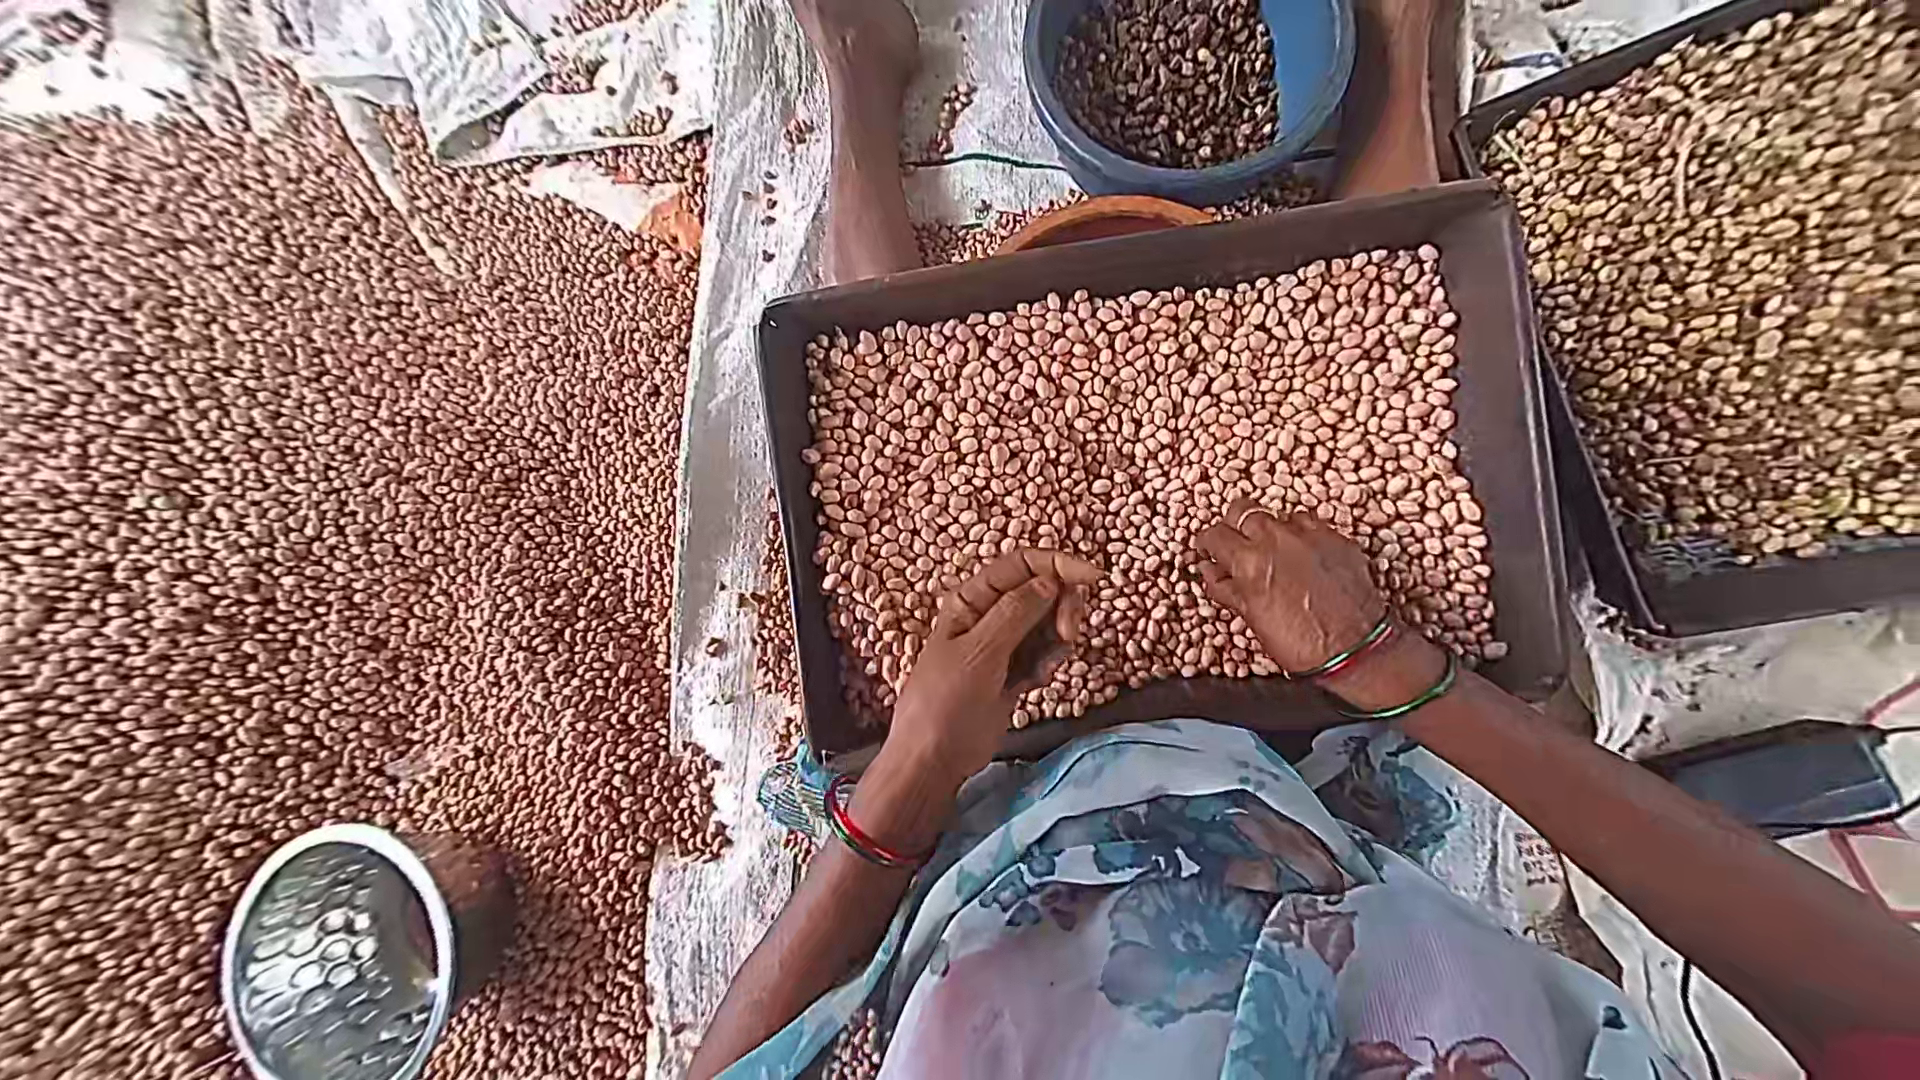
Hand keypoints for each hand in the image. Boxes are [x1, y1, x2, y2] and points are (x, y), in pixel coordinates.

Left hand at [884, 549, 1103, 785]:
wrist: (934, 758)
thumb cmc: (945, 700)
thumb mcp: (979, 652)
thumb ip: (1016, 613)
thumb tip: (1050, 580)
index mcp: (972, 599)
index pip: (1021, 565)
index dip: (1058, 564)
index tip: (1093, 578)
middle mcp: (991, 615)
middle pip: (1043, 591)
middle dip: (1062, 607)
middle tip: (1068, 634)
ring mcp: (1005, 644)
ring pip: (1049, 623)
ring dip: (1057, 640)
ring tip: (1041, 669)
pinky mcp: (1016, 671)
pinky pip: (1046, 653)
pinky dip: (1049, 663)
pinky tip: (1035, 683)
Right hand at [1195, 498, 1442, 706]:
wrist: (1355, 651)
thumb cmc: (1302, 642)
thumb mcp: (1250, 616)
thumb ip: (1225, 587)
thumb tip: (1209, 570)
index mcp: (1248, 561)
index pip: (1214, 535)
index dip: (1208, 543)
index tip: (1209, 550)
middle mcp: (1276, 540)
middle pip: (1242, 510)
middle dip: (1234, 525)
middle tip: (1236, 544)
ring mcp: (1309, 536)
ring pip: (1276, 514)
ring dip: (1268, 528)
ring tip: (1270, 550)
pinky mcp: (1336, 539)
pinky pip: (1310, 523)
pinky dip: (1299, 533)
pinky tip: (1300, 552)